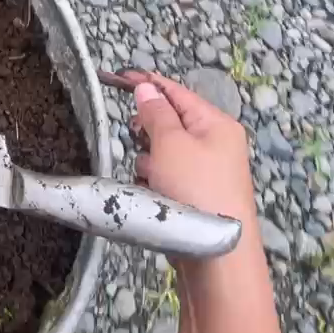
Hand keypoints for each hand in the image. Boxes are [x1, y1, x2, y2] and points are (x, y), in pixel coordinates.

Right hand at [128, 72, 257, 228]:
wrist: (217, 256)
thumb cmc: (195, 189)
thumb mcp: (170, 142)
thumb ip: (155, 112)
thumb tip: (146, 87)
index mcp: (216, 124)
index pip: (176, 91)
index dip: (146, 82)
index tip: (116, 76)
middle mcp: (216, 143)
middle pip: (171, 119)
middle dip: (148, 126)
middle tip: (136, 134)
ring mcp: (208, 169)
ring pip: (165, 147)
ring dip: (150, 155)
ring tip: (150, 172)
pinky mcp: (198, 192)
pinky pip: (168, 171)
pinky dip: (156, 176)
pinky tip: (153, 190)